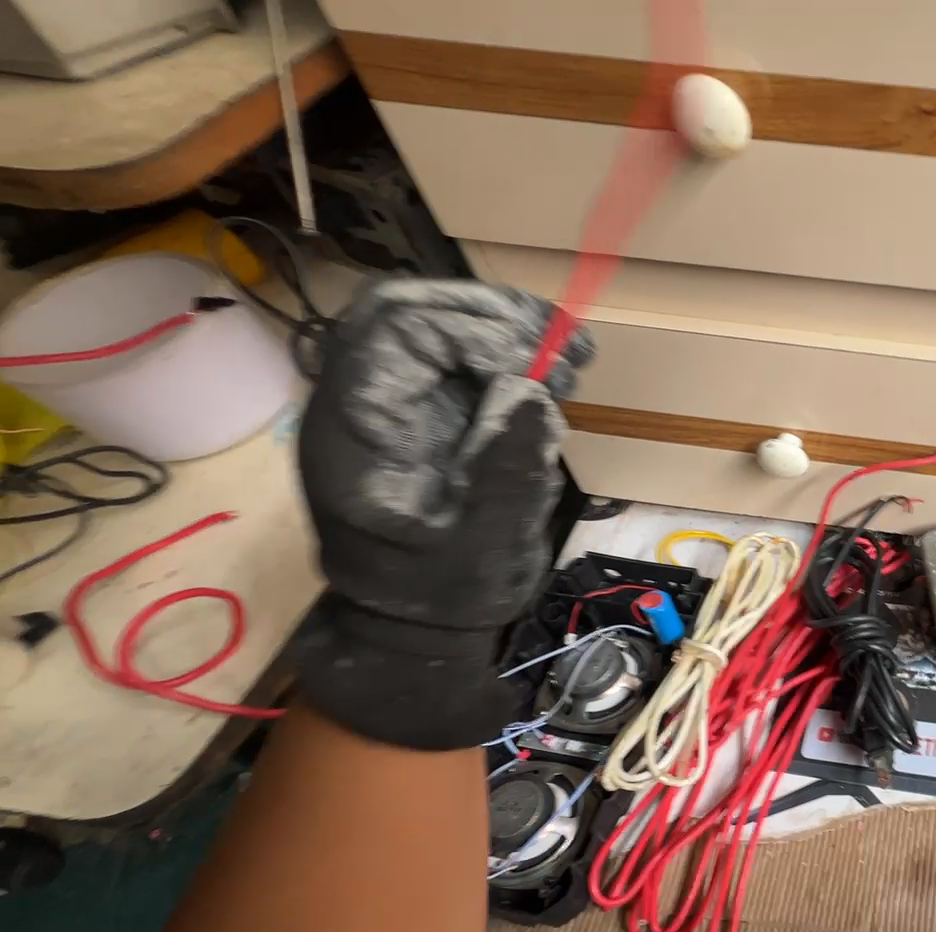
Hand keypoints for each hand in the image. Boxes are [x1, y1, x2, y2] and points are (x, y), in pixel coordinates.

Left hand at [295, 280, 592, 749]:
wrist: (421, 618)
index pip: (399, 331)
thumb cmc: (446, 588)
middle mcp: (365, 399)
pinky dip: (510, 346)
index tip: (538, 376)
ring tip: (572, 352)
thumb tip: (533, 391)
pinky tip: (555, 364)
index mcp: (360, 428)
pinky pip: (457, 351)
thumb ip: (507, 468)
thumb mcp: (486, 541)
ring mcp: (394, 400)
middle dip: (493, 314)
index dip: (476, 335)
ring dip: (508, 325)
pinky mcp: (426, 409)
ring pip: (434, 318)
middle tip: (564, 346)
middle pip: (408, 306)